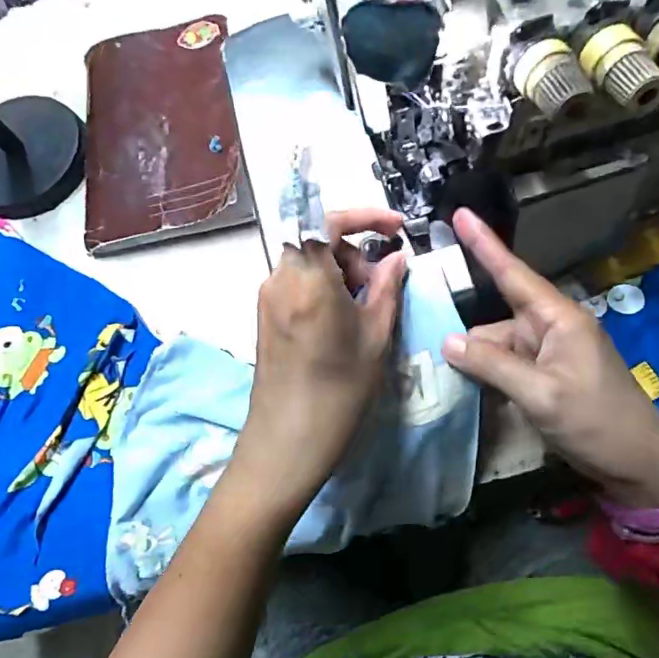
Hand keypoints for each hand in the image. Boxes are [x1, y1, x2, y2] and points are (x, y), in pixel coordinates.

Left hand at [234, 209, 406, 506]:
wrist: (287, 442)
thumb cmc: (339, 392)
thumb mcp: (375, 338)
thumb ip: (387, 289)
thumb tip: (394, 259)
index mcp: (307, 279)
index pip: (327, 219)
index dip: (363, 215)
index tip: (394, 228)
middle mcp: (279, 279)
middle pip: (316, 240)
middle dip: (353, 252)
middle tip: (381, 287)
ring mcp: (267, 298)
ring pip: (307, 262)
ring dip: (339, 272)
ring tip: (364, 311)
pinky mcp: (264, 317)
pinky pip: (297, 285)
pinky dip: (323, 288)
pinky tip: (342, 322)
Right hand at [440, 208, 658, 508]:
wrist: (637, 462)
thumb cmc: (596, 421)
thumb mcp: (540, 394)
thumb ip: (493, 365)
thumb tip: (448, 341)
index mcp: (559, 319)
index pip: (514, 274)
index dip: (484, 244)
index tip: (460, 214)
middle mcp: (552, 329)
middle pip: (496, 322)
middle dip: (470, 341)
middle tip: (440, 365)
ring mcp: (550, 355)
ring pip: (498, 348)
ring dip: (480, 366)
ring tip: (458, 390)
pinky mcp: (548, 378)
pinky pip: (508, 368)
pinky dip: (492, 379)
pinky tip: (475, 395)